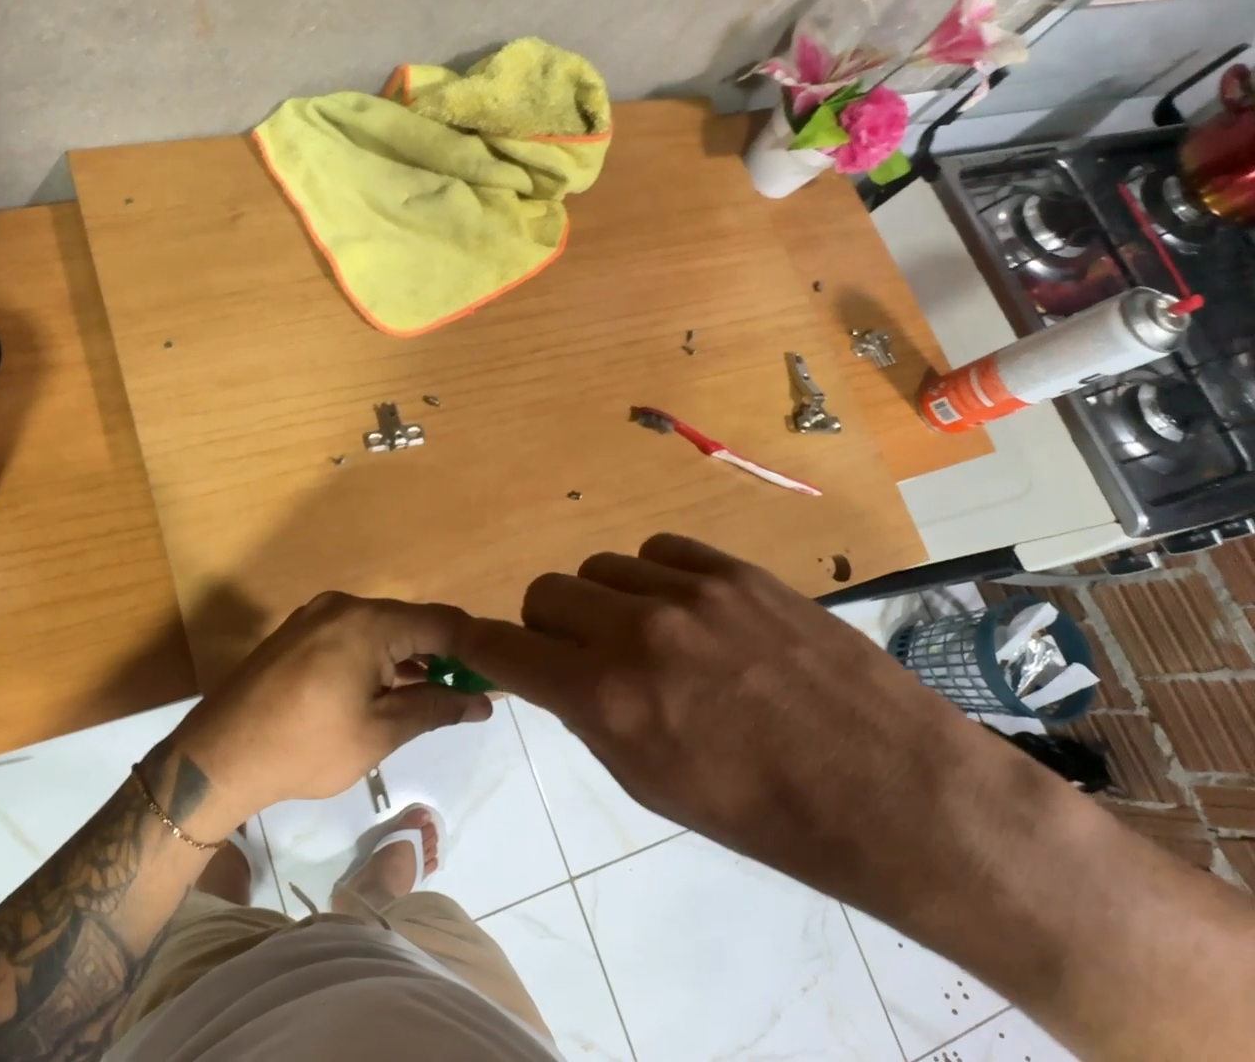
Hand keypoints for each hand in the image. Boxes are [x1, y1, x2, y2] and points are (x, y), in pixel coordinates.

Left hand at [165, 593, 492, 828]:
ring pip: (381, 631)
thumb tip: (482, 702)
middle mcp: (341, 606)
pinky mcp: (297, 635)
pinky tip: (393, 689)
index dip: (477, 651)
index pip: (443, 623)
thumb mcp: (380, 731)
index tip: (500, 679)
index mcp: (366, 621)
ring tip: (440, 697)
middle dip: (445, 656)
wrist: (220, 756)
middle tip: (473, 694)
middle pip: (411, 622)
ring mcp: (314, 617)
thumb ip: (435, 707)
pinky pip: (353, 638)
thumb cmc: (306, 746)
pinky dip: (378, 659)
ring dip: (411, 659)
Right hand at [453, 534, 979, 892]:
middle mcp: (636, 633)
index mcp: (606, 698)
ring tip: (645, 638)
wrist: (893, 792)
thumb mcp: (647, 782)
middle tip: (582, 658)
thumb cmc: (760, 813)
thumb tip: (555, 673)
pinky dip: (652, 578)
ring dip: (603, 603)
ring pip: (599, 568)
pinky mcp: (740, 572)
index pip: (502, 646)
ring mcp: (691, 593)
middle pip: (544, 592)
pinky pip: (659, 551)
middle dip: (547, 627)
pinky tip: (685, 611)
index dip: (475, 643)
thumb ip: (587, 716)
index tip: (472, 644)